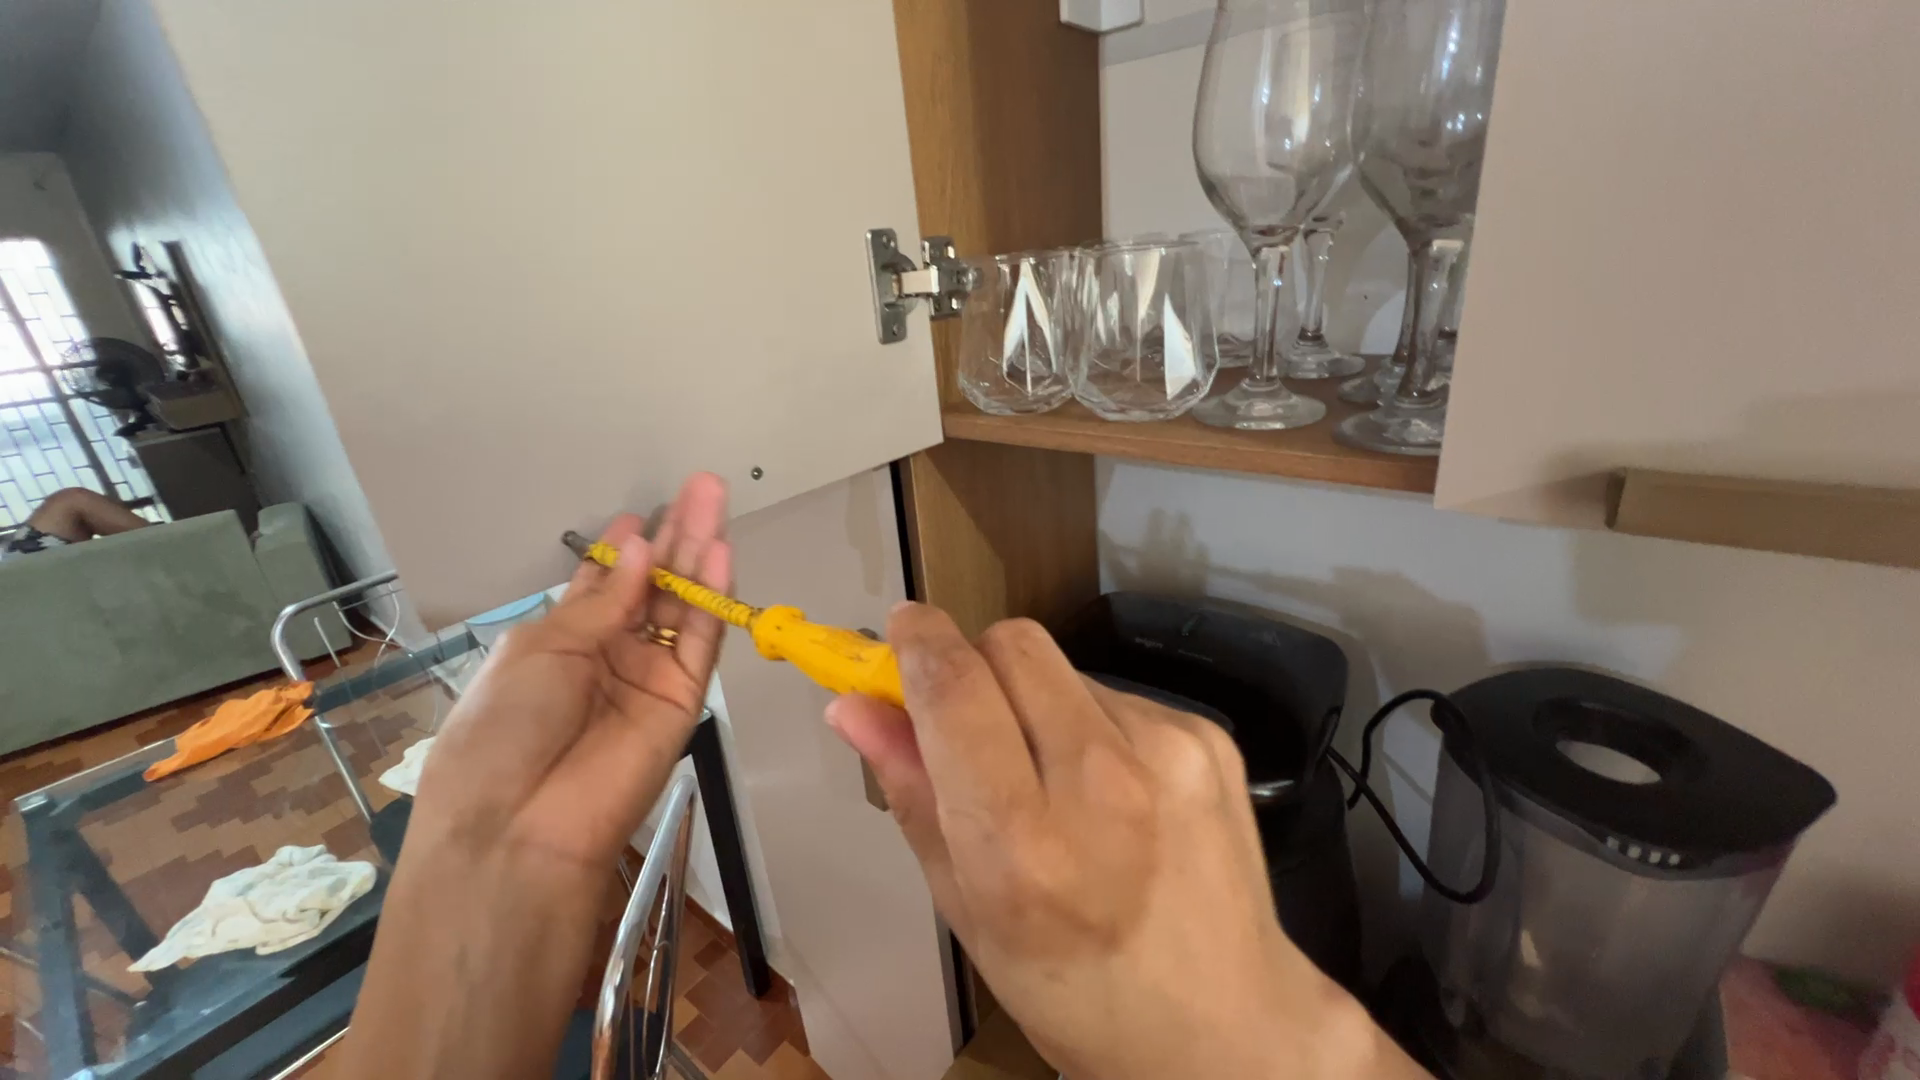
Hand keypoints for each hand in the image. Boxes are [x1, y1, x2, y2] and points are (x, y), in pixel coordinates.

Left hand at [411, 471, 731, 871]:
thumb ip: (603, 602)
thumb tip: (640, 548)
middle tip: (702, 485)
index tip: (640, 512)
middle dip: (676, 534)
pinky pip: (703, 641)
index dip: (623, 546)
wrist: (520, 825)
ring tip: (716, 500)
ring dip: (701, 552)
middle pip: (654, 583)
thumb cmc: (505, 729)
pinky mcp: (686, 697)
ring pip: (684, 604)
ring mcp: (653, 673)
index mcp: (564, 639)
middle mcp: (613, 650)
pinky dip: (714, 598)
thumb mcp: (540, 651)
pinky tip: (721, 553)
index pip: (605, 582)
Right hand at [826, 606, 1420, 1079]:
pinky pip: (1115, 693)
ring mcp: (1167, 749)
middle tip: (973, 718)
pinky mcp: (1208, 736)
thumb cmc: (1072, 987)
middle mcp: (1101, 780)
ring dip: (1036, 701)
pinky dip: (1091, 723)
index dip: (918, 643)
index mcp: (1022, 841)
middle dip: (976, 663)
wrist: (1224, 1025)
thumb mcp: (966, 907)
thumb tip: (852, 706)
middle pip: (1012, 644)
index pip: (956, 690)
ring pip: (1063, 666)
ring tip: (1056, 780)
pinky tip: (1112, 791)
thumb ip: (909, 792)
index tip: (902, 629)